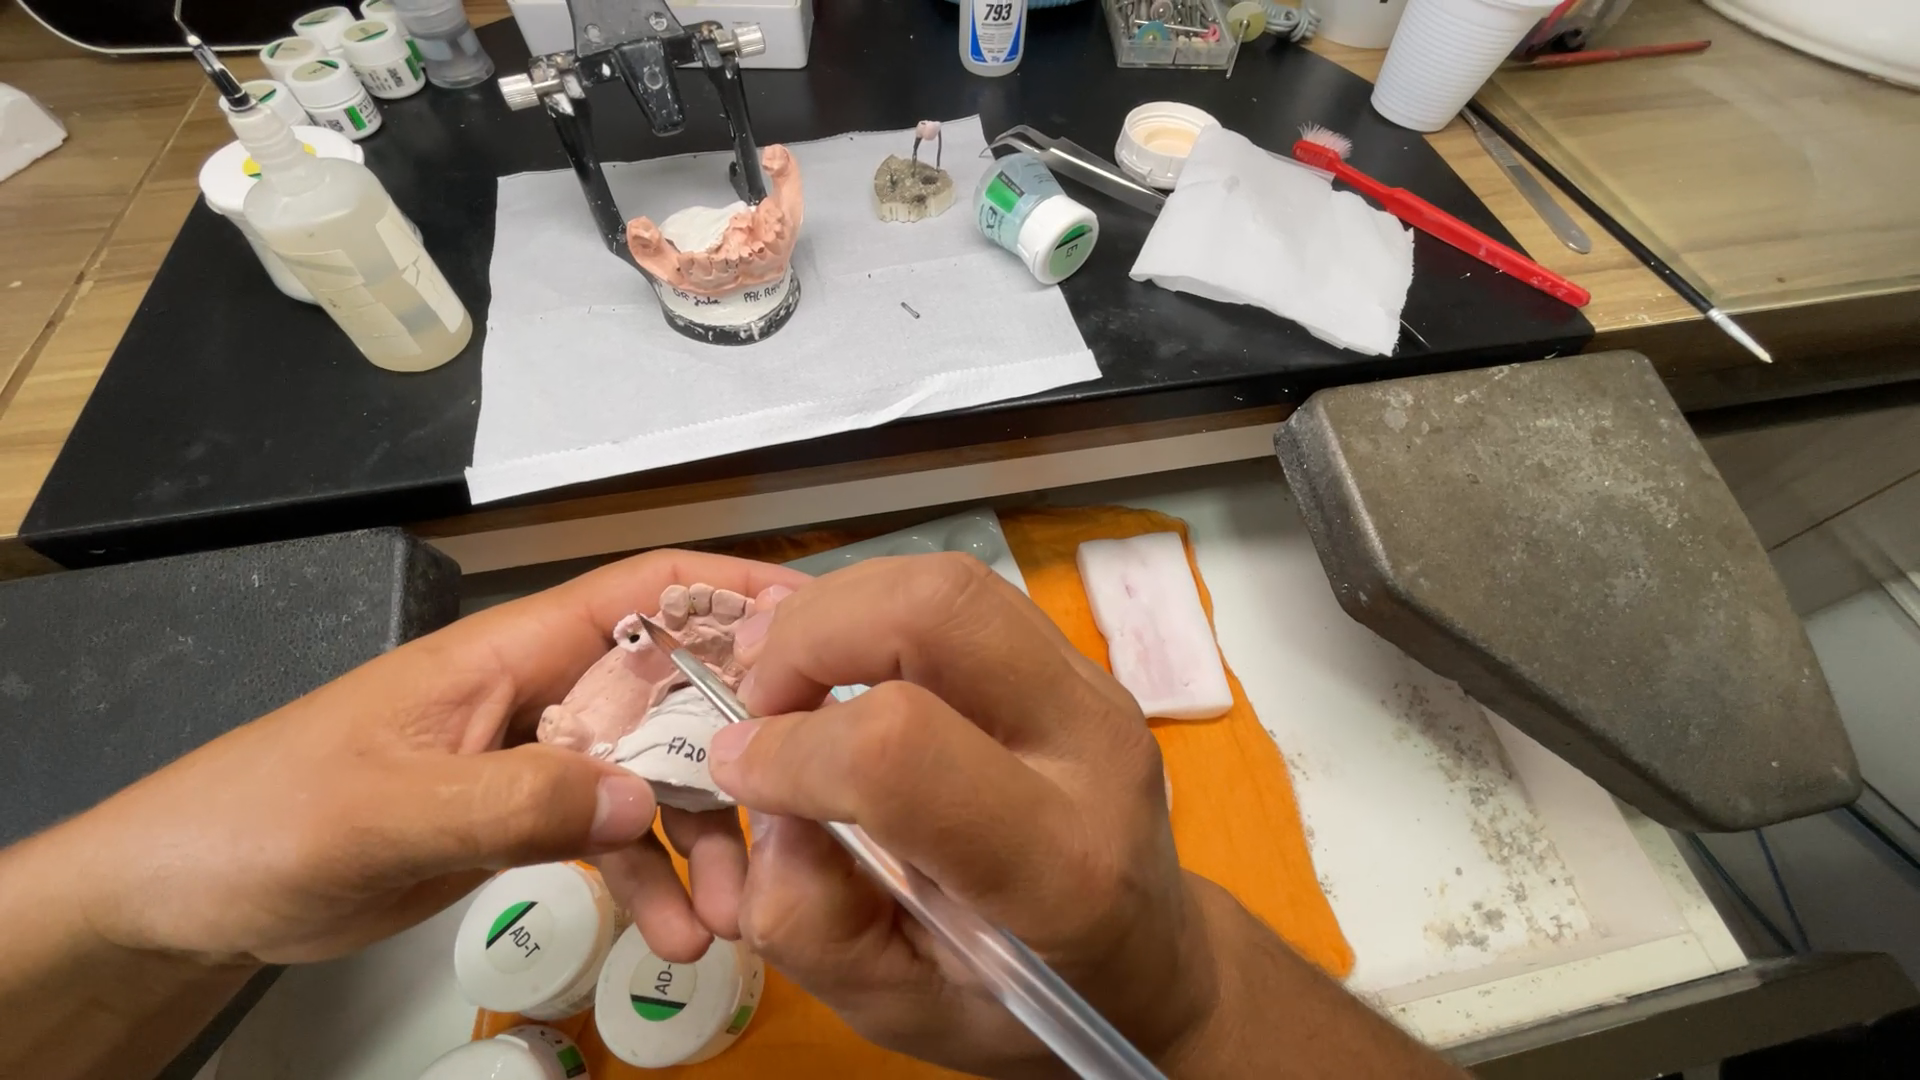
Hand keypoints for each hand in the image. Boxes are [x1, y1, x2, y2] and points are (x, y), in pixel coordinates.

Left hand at [60, 550, 806, 966]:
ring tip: (735, 914)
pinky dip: (652, 877)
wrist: (179, 896)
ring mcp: (553, 752)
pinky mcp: (541, 810)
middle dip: (740, 744)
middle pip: (678, 692)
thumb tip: (640, 803)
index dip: (735, 591)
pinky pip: (620, 833)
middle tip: (799, 800)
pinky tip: (677, 932)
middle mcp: (556, 689)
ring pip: (660, 774)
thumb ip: (517, 801)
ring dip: (703, 836)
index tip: (814, 623)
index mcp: (526, 648)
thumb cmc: (266, 819)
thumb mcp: (388, 812)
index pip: (651, 590)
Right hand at [705, 554, 1219, 1076]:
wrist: (1149, 954)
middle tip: (761, 697)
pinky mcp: (1075, 659)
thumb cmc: (1028, 1003)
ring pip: (951, 581)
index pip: (905, 751)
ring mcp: (1093, 684)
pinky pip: (963, 593)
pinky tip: (846, 658)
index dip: (795, 750)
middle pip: (941, 611)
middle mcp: (1091, 743)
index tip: (740, 767)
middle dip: (815, 633)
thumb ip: (810, 917)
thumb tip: (766, 789)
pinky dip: (878, 607)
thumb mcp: (901, 1009)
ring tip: (791, 671)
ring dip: (840, 607)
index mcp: (1059, 864)